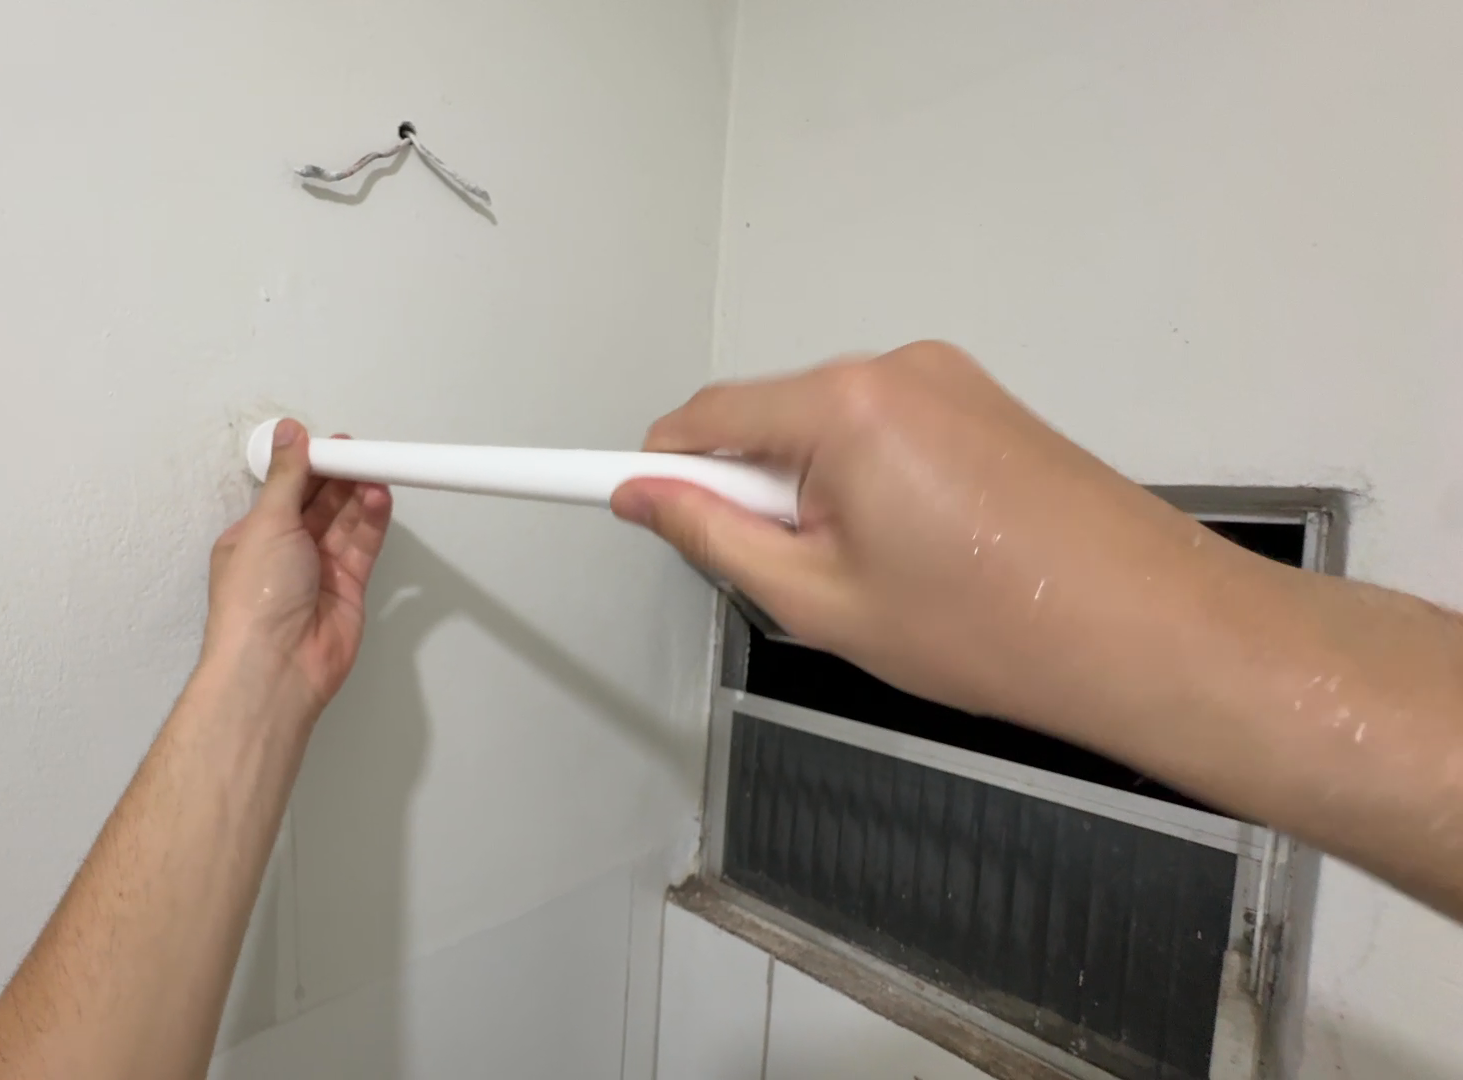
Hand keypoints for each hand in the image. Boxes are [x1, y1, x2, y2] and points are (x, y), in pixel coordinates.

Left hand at [202, 420, 393, 720]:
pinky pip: (364, 545)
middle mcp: (287, 552)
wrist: (277, 664)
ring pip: (346, 523)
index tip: (334, 444)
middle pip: (321, 503)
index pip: (288, 489)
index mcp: (255, 536)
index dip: (311, 465)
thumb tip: (289, 433)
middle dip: (341, 477)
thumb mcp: (267, 523)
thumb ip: (288, 476)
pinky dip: (372, 521)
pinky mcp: (349, 587)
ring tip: (376, 471)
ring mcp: (319, 570)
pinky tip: (379, 497)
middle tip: (363, 453)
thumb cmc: (254, 600)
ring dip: (359, 496)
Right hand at [611, 341, 1229, 720]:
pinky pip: (869, 425)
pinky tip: (900, 539)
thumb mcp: (813, 596)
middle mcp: (892, 368)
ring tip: (860, 563)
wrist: (1158, 637)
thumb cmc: (987, 627)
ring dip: (800, 487)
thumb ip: (709, 535)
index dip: (640, 460)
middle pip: (757, 419)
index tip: (590, 478)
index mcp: (845, 407)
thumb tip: (644, 496)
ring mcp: (942, 376)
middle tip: (783, 566)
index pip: (700, 420)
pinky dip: (850, 475)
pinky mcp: (973, 397)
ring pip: (812, 426)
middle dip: (744, 488)